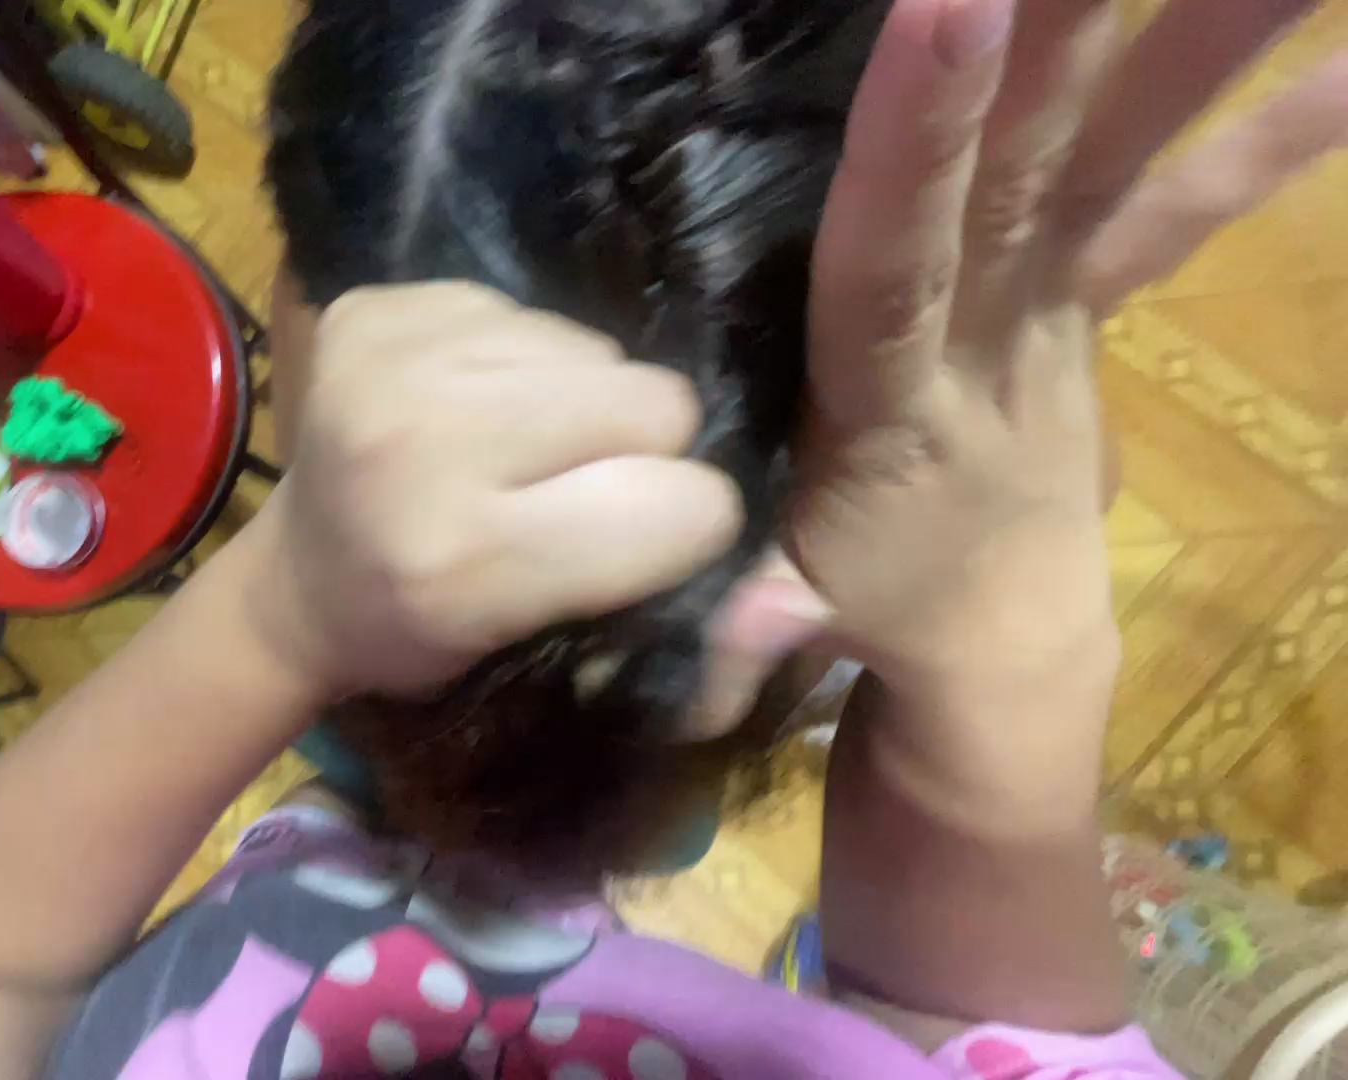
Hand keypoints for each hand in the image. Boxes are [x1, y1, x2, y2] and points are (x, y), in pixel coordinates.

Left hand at [243, 283, 743, 698]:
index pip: (680, 506)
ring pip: (594, 347)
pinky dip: (515, 362)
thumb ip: (683, 652)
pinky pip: (521, 310)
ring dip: (575, 401)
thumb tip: (797, 600)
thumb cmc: (422, 635)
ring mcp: (387, 360)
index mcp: (465, 560)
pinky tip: (460, 407)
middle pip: (652, 402)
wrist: (298, 577)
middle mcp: (419, 445)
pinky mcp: (371, 308)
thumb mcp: (543, 663)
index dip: (681, 525)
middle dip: (634, 452)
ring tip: (505, 450)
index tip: (633, 539)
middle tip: (565, 489)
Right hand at [790, 0, 1347, 691]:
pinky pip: (1173, 218)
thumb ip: (766, 613)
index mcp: (887, 405)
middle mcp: (980, 342)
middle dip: (1055, 33)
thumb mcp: (800, 618)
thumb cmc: (875, 611)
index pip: (894, 267)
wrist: (994, 636)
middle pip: (1018, 175)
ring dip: (1200, 37)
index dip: (914, 150)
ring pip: (1112, 165)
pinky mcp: (1074, 324)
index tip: (943, 3)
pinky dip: (1271, 136)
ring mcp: (1043, 323)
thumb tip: (729, 638)